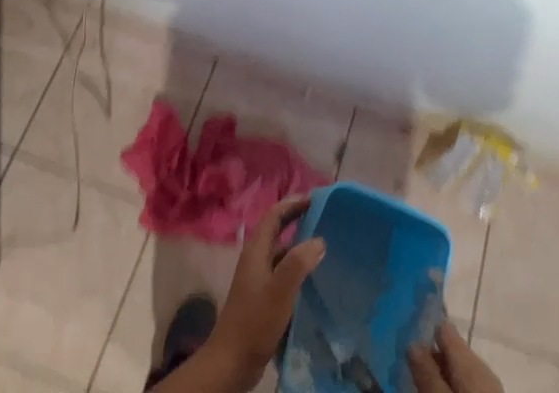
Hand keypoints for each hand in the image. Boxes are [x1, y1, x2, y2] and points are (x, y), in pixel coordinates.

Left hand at [205, 197, 325, 377]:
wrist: (232, 360)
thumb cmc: (255, 321)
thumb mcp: (279, 290)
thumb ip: (298, 263)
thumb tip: (318, 239)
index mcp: (256, 252)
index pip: (273, 216)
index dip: (292, 204)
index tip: (315, 198)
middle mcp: (256, 260)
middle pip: (277, 231)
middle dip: (297, 220)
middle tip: (324, 218)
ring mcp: (258, 280)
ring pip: (281, 253)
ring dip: (299, 245)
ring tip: (326, 245)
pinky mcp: (263, 298)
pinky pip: (283, 273)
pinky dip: (298, 268)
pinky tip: (314, 278)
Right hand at [409, 322, 503, 392]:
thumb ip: (427, 372)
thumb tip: (413, 342)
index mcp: (470, 362)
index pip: (445, 329)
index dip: (424, 325)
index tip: (403, 326)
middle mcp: (481, 369)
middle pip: (451, 351)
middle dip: (429, 352)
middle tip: (402, 357)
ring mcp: (487, 386)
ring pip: (457, 370)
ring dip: (437, 371)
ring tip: (414, 377)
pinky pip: (463, 385)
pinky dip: (448, 385)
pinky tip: (434, 392)